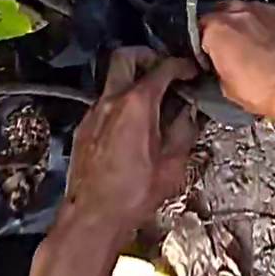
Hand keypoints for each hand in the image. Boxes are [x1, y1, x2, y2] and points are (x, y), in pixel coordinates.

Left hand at [56, 47, 199, 241]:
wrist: (91, 219)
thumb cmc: (134, 193)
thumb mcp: (172, 164)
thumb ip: (184, 130)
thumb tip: (191, 112)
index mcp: (137, 104)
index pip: (162, 68)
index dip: (181, 65)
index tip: (191, 71)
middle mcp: (112, 100)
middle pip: (125, 57)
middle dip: (146, 56)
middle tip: (162, 69)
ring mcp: (93, 113)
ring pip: (112, 80)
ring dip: (132, 81)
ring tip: (152, 101)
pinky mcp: (83, 128)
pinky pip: (104, 102)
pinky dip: (120, 102)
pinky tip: (132, 125)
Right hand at [199, 1, 274, 129]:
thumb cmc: (261, 91)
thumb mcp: (226, 86)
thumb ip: (217, 64)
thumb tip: (219, 61)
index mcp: (216, 30)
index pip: (198, 29)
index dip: (201, 43)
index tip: (207, 54)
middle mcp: (236, 12)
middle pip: (218, 13)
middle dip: (218, 27)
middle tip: (224, 45)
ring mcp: (259, 8)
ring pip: (240, 9)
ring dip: (238, 21)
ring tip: (244, 39)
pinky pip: (260, 12)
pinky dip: (258, 21)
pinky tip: (263, 36)